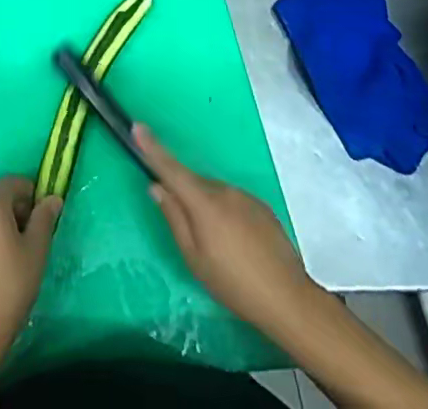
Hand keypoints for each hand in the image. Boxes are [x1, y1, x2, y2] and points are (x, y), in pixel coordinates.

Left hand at [0, 176, 61, 361]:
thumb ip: (44, 219)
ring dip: (2, 214)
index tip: (45, 217)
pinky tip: (0, 255)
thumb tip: (52, 198)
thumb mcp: (36, 251)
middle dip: (16, 202)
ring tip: (19, 244)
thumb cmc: (10, 285)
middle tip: (34, 229)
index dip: (33, 194)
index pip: (14, 181)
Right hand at [135, 123, 319, 334]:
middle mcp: (225, 191)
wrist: (290, 299)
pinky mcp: (262, 207)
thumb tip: (157, 187)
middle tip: (190, 232)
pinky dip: (226, 214)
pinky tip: (237, 243)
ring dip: (207, 207)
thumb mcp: (193, 257)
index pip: (171, 168)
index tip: (137, 127)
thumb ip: (173, 217)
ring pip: (214, 193)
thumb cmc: (233, 283)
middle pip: (193, 183)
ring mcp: (246, 197)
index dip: (152, 148)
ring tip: (219, 245)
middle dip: (185, 197)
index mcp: (204, 202)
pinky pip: (233, 201)